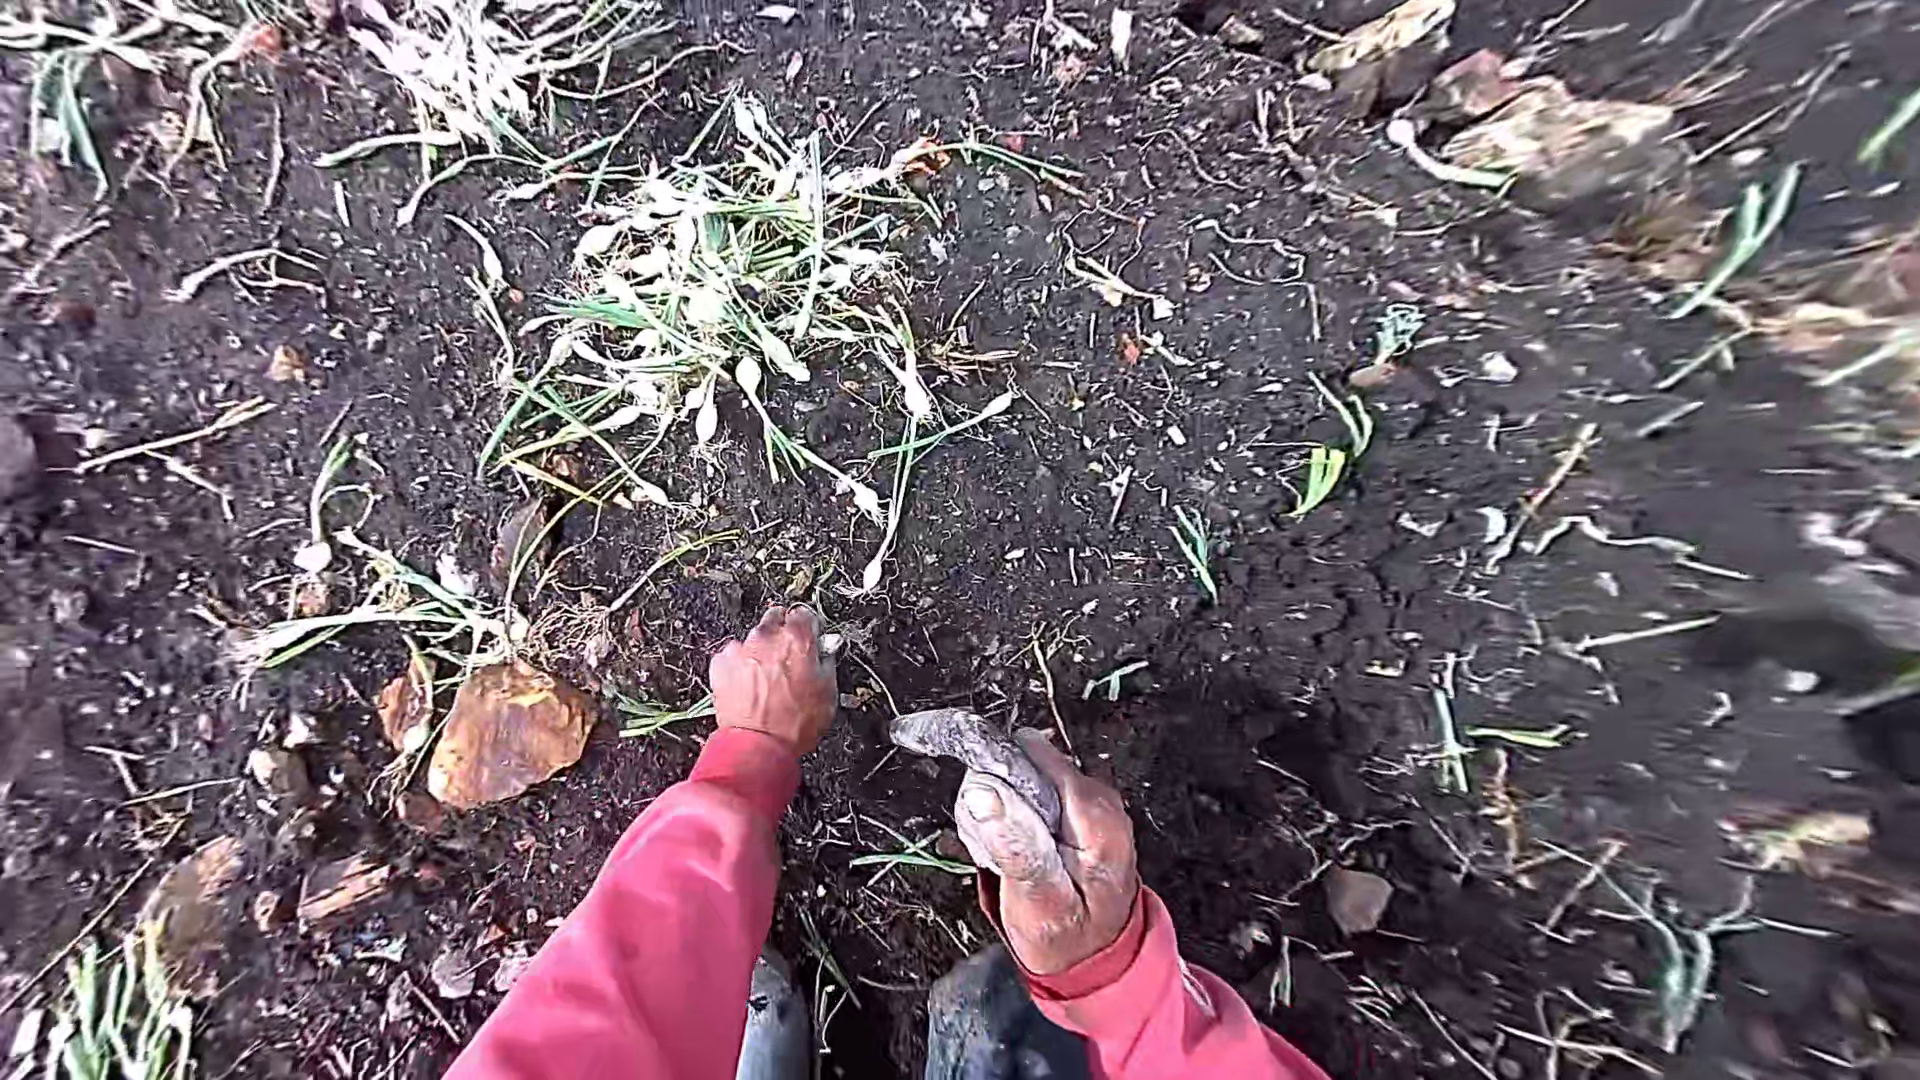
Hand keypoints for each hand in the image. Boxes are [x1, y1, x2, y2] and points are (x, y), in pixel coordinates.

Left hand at [709, 605, 836, 756]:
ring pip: (754, 638)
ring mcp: (742, 649)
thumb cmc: (794, 723)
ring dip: (762, 651)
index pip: (804, 613)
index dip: (809, 627)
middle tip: (790, 658)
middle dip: (783, 633)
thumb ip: (827, 659)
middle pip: (776, 618)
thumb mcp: (828, 690)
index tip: (810, 638)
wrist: (758, 747)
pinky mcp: (721, 665)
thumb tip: (826, 648)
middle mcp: (767, 637)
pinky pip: (734, 655)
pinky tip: (751, 684)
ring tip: (769, 679)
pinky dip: (741, 664)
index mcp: (797, 638)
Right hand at [954, 729, 1138, 974]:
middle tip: (995, 844)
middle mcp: (1098, 796)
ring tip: (1003, 850)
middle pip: (1027, 760)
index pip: (1034, 756)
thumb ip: (1016, 846)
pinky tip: (1013, 844)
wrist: (1095, 962)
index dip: (1000, 775)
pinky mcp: (1075, 801)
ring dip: (1001, 804)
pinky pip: (1030, 785)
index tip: (984, 807)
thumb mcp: (1039, 902)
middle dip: (998, 793)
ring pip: (1023, 769)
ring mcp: (1088, 796)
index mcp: (1096, 815)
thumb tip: (984, 791)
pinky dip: (1013, 810)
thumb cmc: (1068, 938)